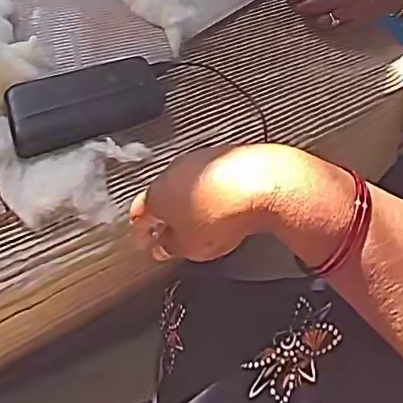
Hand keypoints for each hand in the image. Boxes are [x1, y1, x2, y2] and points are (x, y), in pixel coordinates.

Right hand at [130, 145, 314, 262]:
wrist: (262, 182)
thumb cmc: (225, 212)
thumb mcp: (190, 247)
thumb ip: (170, 247)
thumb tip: (164, 246)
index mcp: (158, 193)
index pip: (140, 214)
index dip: (141, 232)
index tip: (145, 241)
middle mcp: (176, 170)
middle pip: (163, 194)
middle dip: (166, 214)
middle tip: (173, 234)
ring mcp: (202, 158)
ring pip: (187, 182)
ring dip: (190, 201)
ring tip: (202, 222)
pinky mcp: (226, 155)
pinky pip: (212, 176)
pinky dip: (213, 190)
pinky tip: (224, 205)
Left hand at [288, 0, 402, 30]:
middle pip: (313, 4)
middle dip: (300, 9)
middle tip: (294, 10)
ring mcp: (349, 9)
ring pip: (322, 18)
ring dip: (311, 20)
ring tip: (306, 18)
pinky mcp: (356, 21)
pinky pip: (335, 27)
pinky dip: (325, 27)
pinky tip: (321, 25)